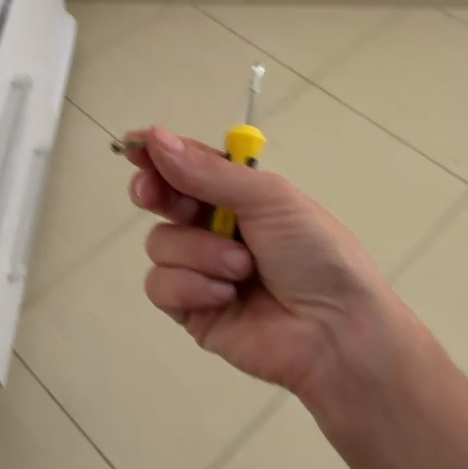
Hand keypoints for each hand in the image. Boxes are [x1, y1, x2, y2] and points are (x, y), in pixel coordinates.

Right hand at [121, 125, 399, 396]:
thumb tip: (156, 137)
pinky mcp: (191, 310)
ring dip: (198, 252)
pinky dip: (190, 286)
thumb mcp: (269, 199)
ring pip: (160, 243)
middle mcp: (216, 228)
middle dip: (155, 192)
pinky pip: (160, 285)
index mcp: (241, 194)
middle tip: (152, 193)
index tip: (133, 144)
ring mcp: (201, 269)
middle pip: (163, 199)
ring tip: (242, 269)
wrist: (334, 331)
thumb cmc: (314, 252)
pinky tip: (224, 296)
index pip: (190, 164)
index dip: (159, 152)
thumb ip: (209, 172)